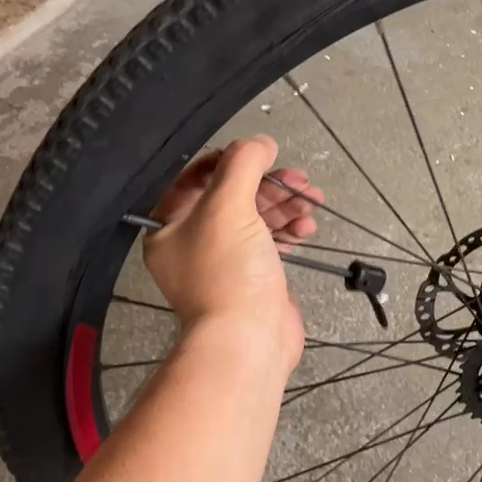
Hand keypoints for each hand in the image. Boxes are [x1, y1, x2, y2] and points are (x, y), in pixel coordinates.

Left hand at [141, 136, 320, 369]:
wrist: (250, 339)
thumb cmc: (229, 273)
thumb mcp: (230, 206)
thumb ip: (243, 164)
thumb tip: (261, 142)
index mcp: (170, 224)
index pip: (196, 175)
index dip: (231, 160)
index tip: (262, 155)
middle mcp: (194, 240)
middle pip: (234, 194)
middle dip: (270, 184)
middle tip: (300, 180)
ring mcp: (226, 259)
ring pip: (257, 216)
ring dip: (286, 205)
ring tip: (311, 204)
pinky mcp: (254, 275)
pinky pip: (271, 239)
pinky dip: (290, 229)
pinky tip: (306, 228)